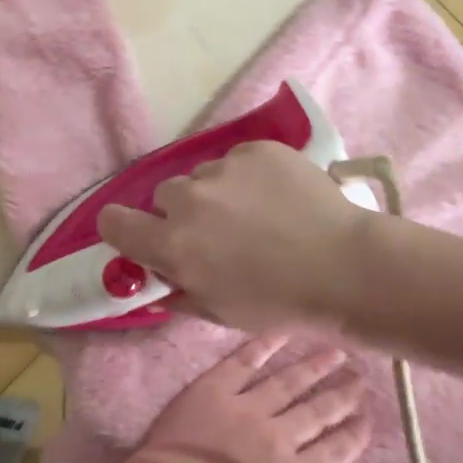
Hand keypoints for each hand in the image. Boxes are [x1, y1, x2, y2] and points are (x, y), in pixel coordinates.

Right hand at [97, 140, 383, 329]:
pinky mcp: (256, 150)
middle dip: (181, 213)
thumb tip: (155, 279)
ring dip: (216, 193)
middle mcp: (188, 201)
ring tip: (256, 215)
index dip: (123, 228)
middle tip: (216, 233)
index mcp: (173, 244)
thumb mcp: (220, 312)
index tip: (142, 235)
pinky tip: (278, 199)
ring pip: (203, 177)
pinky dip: (249, 177)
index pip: (114, 222)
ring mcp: (223, 170)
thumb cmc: (281, 303)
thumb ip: (177, 292)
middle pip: (164, 197)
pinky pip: (237, 161)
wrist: (347, 269)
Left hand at [129, 333, 369, 462]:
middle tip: (360, 376)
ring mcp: (248, 406)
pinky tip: (285, 333)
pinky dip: (266, 345)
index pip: (336, 452)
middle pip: (318, 410)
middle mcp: (279, 435)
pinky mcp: (216, 386)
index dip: (354, 435)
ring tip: (336, 351)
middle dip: (343, 393)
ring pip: (289, 381)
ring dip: (315, 365)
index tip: (369, 417)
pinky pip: (245, 360)